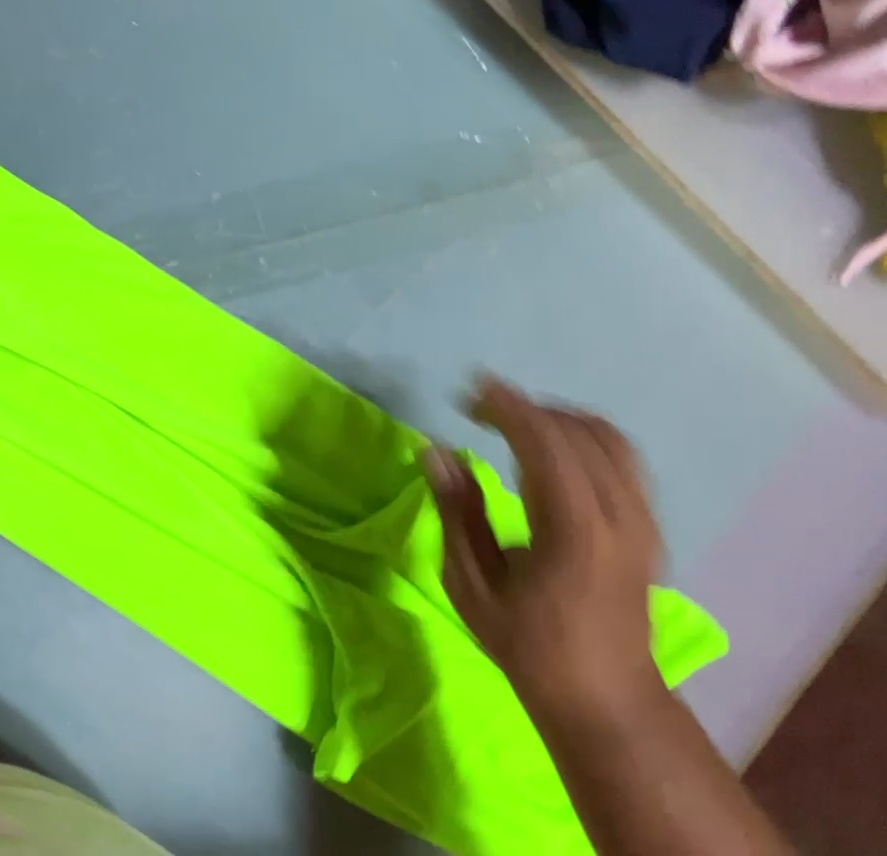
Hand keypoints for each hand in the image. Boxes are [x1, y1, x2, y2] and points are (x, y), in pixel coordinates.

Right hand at [423, 376, 666, 724]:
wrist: (604, 696)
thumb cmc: (526, 644)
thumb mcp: (471, 582)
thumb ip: (457, 511)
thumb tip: (436, 451)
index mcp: (574, 530)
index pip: (547, 444)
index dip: (508, 408)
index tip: (469, 388)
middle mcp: (620, 517)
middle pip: (581, 433)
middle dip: (527, 408)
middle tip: (477, 406)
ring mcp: (643, 522)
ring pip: (611, 440)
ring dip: (558, 419)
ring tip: (512, 421)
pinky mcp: (649, 528)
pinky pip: (623, 460)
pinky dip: (583, 438)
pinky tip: (550, 449)